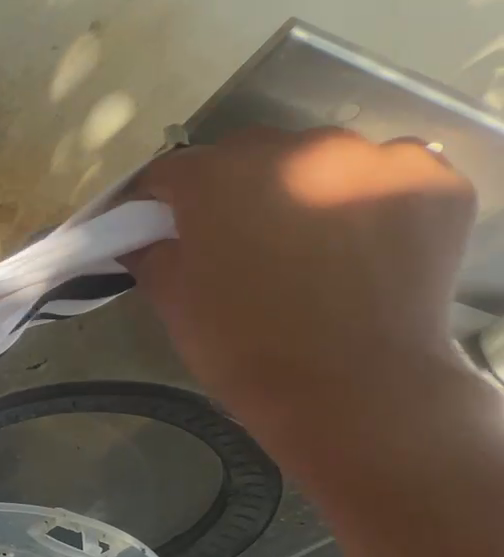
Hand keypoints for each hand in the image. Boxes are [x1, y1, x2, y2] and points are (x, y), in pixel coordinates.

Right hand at [124, 127, 476, 444]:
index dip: (151, 198)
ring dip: (298, 186)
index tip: (145, 224)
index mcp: (224, 177)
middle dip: (228, 186)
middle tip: (221, 235)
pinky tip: (349, 243)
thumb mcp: (171, 298)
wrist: (348, 383)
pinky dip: (358, 199)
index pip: (171, 169)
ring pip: (321, 158)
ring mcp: (380, 158)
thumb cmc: (238, 342)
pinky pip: (382, 175)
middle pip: (249, 153)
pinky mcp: (436, 181)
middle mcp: (304, 147)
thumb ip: (153, 253)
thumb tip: (145, 238)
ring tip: (293, 238)